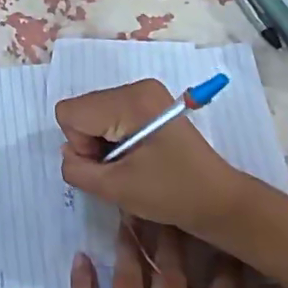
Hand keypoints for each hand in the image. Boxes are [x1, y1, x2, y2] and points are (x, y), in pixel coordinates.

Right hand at [55, 79, 245, 235]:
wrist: (218, 200)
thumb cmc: (171, 194)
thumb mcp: (114, 188)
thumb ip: (76, 169)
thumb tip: (69, 153)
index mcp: (130, 101)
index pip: (70, 113)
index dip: (79, 144)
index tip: (108, 164)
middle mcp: (136, 87)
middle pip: (81, 110)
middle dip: (90, 142)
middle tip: (121, 166)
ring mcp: (144, 93)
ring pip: (92, 114)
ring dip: (101, 142)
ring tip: (131, 163)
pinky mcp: (149, 104)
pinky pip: (108, 116)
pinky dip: (112, 138)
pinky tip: (136, 155)